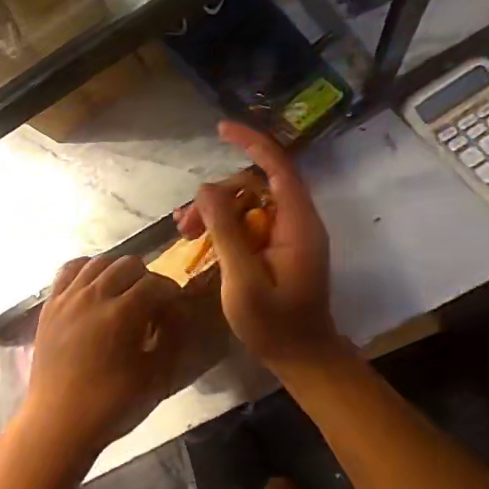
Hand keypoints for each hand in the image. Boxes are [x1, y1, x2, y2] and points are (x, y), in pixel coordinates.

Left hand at [23, 253, 184, 452]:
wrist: (58, 425)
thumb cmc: (111, 405)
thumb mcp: (155, 378)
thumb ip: (173, 340)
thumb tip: (181, 316)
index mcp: (122, 313)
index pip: (155, 284)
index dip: (170, 292)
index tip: (175, 307)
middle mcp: (94, 296)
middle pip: (128, 264)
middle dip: (146, 278)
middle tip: (151, 302)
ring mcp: (68, 298)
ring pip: (100, 262)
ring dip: (118, 271)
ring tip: (124, 292)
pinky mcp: (50, 306)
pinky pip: (70, 270)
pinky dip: (86, 269)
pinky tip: (94, 284)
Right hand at [178, 121, 346, 368]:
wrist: (304, 359)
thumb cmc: (276, 325)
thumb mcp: (243, 281)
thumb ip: (226, 232)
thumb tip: (206, 188)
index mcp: (298, 223)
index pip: (278, 167)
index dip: (251, 142)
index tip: (221, 129)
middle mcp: (297, 221)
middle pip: (256, 186)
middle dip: (218, 195)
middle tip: (184, 221)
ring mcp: (289, 235)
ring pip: (249, 205)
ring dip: (217, 212)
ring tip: (185, 232)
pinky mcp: (279, 248)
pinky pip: (250, 224)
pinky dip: (226, 228)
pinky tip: (200, 241)